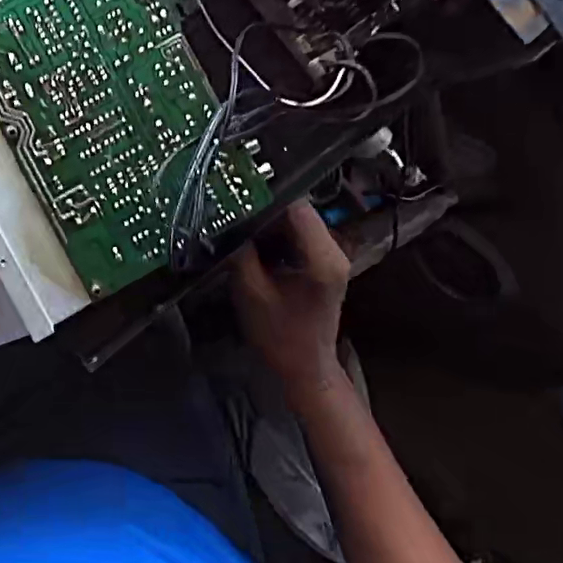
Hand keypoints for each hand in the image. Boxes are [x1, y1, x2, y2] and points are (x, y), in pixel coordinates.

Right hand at [231, 199, 350, 398]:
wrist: (305, 370)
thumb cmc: (280, 337)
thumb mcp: (252, 293)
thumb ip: (241, 253)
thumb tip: (227, 221)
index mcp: (323, 258)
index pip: (297, 208)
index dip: (265, 197)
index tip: (236, 192)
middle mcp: (334, 250)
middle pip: (299, 211)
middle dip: (265, 207)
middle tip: (231, 205)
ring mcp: (331, 255)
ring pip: (297, 221)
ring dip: (269, 220)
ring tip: (238, 219)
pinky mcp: (323, 261)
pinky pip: (298, 234)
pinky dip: (276, 233)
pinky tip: (253, 238)